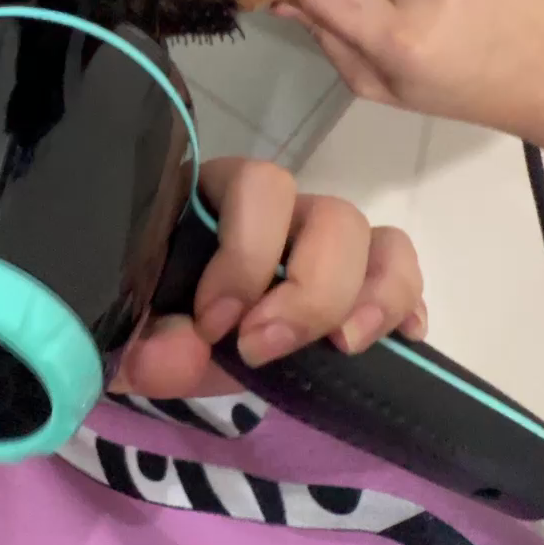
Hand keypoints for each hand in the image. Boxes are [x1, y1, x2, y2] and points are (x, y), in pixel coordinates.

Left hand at [112, 158, 425, 398]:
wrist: (176, 340)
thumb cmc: (153, 318)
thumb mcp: (139, 337)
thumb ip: (146, 344)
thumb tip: (170, 356)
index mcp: (216, 197)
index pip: (258, 188)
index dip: (245, 255)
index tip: (214, 323)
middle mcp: (279, 210)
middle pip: (332, 216)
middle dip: (308, 291)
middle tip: (264, 348)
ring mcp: (322, 240)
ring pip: (376, 240)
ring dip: (374, 297)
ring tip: (342, 347)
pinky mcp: (358, 277)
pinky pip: (402, 270)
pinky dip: (404, 303)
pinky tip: (395, 341)